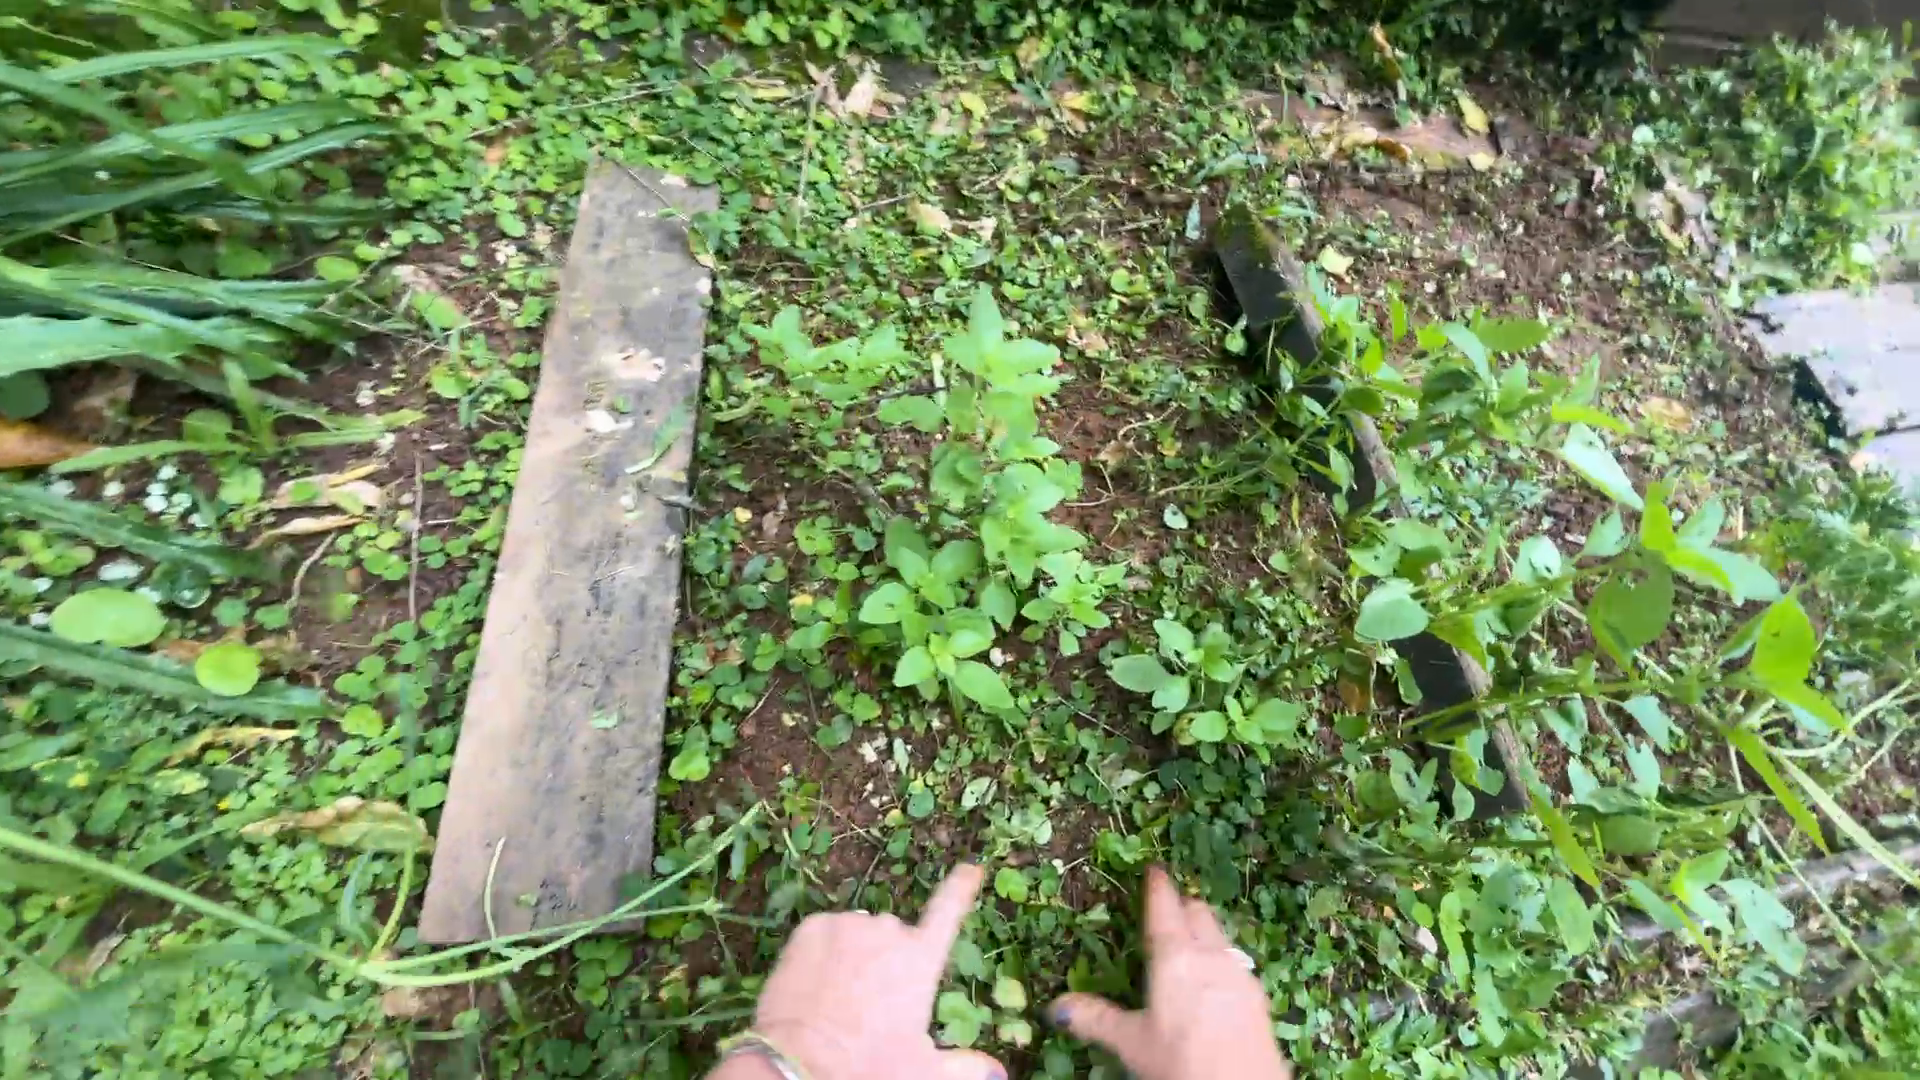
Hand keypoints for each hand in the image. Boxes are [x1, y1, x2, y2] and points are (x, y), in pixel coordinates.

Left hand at [748, 864, 1004, 1079]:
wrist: (801, 1068)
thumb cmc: (869, 1069)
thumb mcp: (922, 1070)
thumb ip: (963, 1066)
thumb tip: (998, 1072)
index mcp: (922, 958)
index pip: (950, 910)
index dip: (961, 886)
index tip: (971, 867)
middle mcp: (890, 930)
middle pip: (893, 935)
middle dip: (885, 959)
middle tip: (870, 1001)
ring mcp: (850, 924)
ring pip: (856, 934)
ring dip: (852, 955)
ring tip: (837, 1000)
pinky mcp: (813, 925)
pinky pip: (824, 934)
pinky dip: (821, 953)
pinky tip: (814, 987)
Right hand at [1048, 866, 1290, 1079]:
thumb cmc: (1182, 1063)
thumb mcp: (1133, 1044)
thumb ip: (1096, 1019)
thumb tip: (1055, 1006)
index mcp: (1173, 955)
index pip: (1164, 905)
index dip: (1157, 884)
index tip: (1153, 869)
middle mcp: (1208, 953)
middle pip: (1196, 910)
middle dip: (1182, 904)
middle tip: (1167, 910)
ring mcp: (1238, 972)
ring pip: (1219, 933)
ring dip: (1203, 929)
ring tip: (1189, 942)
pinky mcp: (1258, 995)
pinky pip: (1236, 960)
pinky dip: (1221, 958)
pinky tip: (1214, 983)